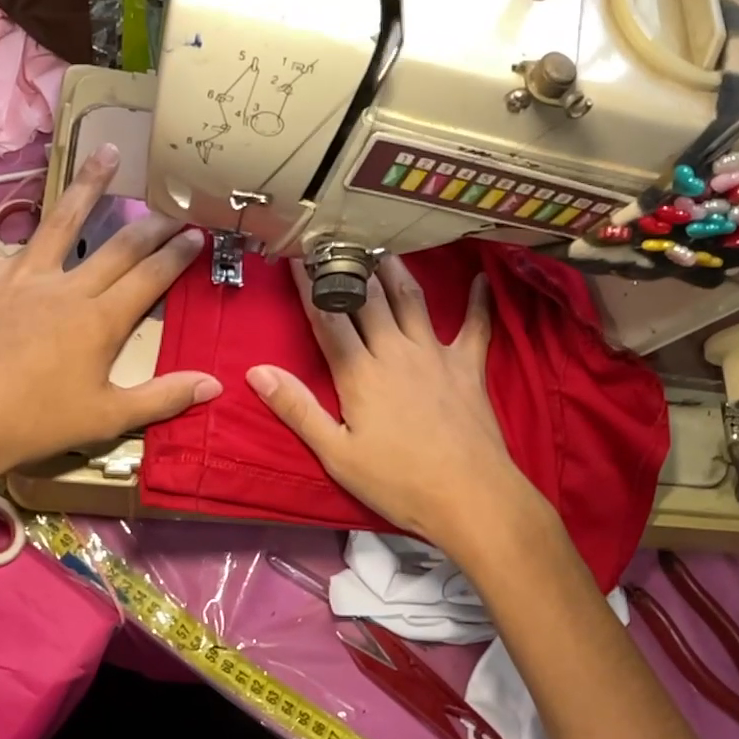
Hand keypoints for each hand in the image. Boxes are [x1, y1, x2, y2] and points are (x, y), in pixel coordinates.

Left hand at [0, 134, 220, 480]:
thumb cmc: (34, 423)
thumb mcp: (108, 418)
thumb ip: (164, 397)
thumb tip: (215, 383)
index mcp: (101, 320)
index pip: (151, 278)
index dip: (178, 255)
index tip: (198, 232)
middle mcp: (66, 287)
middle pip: (118, 246)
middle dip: (151, 223)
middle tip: (173, 201)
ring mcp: (19, 276)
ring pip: (60, 220)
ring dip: (88, 185)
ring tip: (109, 152)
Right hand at [246, 256, 551, 551]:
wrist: (469, 496)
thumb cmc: (397, 481)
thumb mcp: (336, 453)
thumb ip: (297, 409)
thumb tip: (256, 371)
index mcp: (359, 372)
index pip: (327, 318)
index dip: (308, 287)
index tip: (295, 259)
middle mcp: (395, 351)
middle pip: (369, 299)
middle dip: (349, 268)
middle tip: (336, 242)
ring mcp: (435, 354)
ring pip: (412, 300)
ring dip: (395, 271)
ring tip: (383, 248)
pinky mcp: (468, 367)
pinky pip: (475, 326)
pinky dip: (478, 302)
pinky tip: (482, 279)